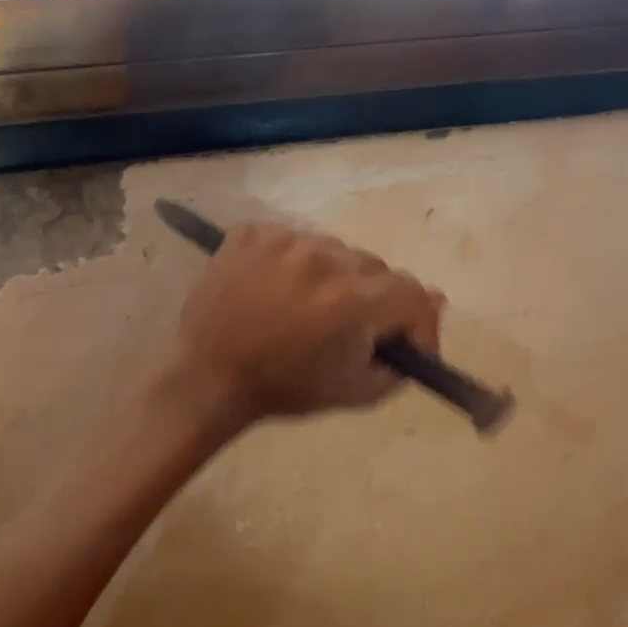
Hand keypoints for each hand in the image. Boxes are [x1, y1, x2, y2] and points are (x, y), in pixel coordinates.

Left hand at [165, 223, 444, 422]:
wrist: (208, 378)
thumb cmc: (283, 389)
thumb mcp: (354, 392)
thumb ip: (399, 366)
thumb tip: (420, 337)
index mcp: (352, 299)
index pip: (413, 292)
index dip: (417, 322)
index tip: (399, 342)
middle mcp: (322, 259)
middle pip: (372, 267)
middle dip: (370, 298)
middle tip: (344, 326)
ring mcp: (282, 241)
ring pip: (330, 248)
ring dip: (328, 275)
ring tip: (302, 305)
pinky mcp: (248, 234)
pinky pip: (286, 237)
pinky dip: (287, 260)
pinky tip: (272, 287)